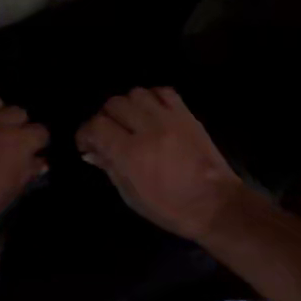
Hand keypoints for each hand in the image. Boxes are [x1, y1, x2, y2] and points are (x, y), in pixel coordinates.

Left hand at [0, 97, 48, 232]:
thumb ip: (26, 174)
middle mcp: (0, 122)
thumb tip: (40, 162)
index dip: (38, 145)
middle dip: (20, 126)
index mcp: (19, 143)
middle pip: (20, 113)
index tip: (32, 156)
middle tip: (10, 145)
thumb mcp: (7, 194)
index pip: (41, 133)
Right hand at [76, 87, 251, 241]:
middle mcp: (148, 130)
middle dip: (105, 118)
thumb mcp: (132, 196)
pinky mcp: (187, 115)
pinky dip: (152, 98)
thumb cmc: (170, 209)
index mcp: (131, 155)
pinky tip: (151, 113)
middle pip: (113, 104)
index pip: (96, 126)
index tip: (87, 143)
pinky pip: (163, 91)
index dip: (85, 133)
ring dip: (127, 106)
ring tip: (131, 122)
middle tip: (108, 134)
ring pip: (136, 93)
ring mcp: (170, 119)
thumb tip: (92, 150)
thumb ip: (110, 167)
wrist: (215, 205)